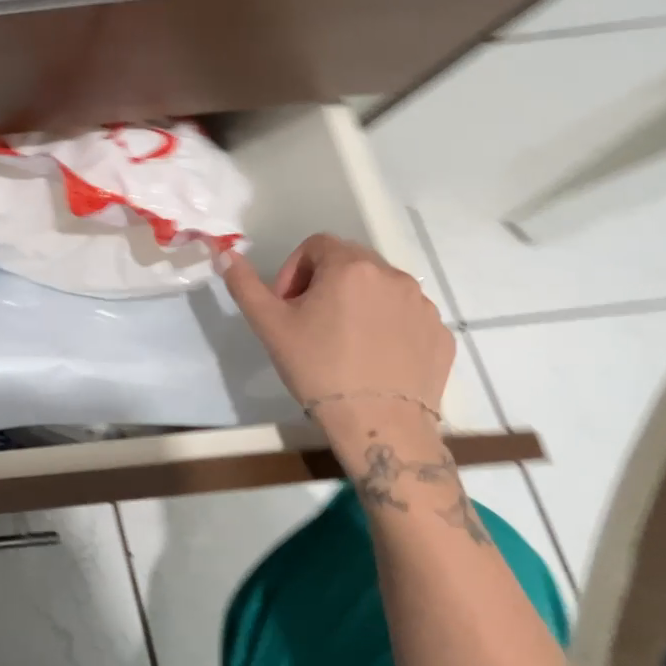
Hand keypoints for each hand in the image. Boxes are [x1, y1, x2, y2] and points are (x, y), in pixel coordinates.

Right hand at [221, 234, 454, 438]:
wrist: (377, 420)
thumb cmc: (316, 366)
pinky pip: (406, 316)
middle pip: (351, 262)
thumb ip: (244, 283)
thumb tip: (226, 253)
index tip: (287, 303)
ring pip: (380, 288)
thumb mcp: (268, 323)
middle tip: (308, 319)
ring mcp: (423, 306)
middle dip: (324, 282)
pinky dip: (384, 325)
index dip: (294, 268)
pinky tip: (368, 356)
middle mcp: (394, 277)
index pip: (317, 245)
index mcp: (351, 268)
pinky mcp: (440, 334)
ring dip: (356, 302)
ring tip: (339, 340)